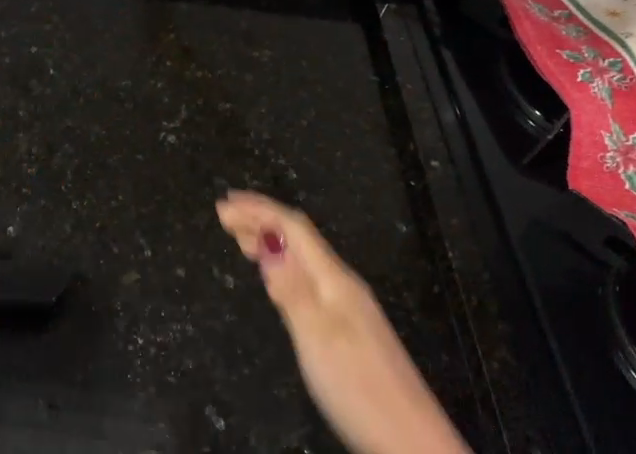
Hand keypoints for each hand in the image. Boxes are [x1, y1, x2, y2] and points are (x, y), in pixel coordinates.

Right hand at [217, 190, 468, 453]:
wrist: (412, 441)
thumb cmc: (359, 388)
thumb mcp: (317, 337)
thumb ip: (291, 289)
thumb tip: (267, 242)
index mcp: (334, 280)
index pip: (295, 228)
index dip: (259, 210)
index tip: (222, 205)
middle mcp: (343, 285)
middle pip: (300, 238)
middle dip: (262, 220)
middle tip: (224, 217)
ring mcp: (350, 306)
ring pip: (304, 258)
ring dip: (272, 241)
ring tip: (241, 239)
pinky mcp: (351, 327)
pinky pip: (309, 278)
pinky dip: (284, 266)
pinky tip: (277, 279)